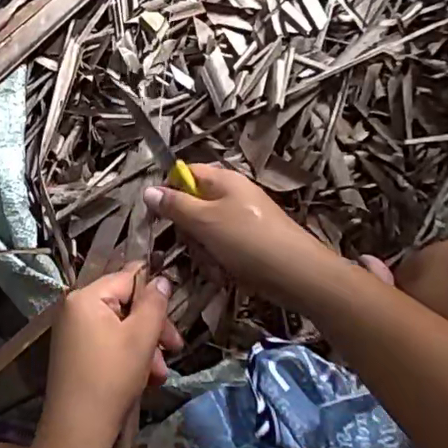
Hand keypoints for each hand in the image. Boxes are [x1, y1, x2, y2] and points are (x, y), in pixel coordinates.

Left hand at [42, 263, 182, 446]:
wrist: (78, 429)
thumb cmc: (111, 377)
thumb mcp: (140, 338)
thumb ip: (154, 304)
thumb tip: (161, 280)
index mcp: (85, 297)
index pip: (127, 278)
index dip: (153, 292)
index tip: (174, 313)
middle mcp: (74, 308)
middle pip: (124, 304)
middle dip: (152, 327)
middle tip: (173, 348)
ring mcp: (73, 332)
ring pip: (120, 327)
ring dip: (144, 347)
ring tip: (158, 374)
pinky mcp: (76, 353)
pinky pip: (109, 343)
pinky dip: (128, 357)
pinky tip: (144, 379)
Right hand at [144, 164, 358, 308]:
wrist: (298, 275)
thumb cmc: (248, 241)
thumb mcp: (204, 221)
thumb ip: (175, 205)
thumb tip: (148, 190)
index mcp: (223, 180)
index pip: (184, 172)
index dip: (168, 190)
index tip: (159, 214)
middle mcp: (232, 195)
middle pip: (193, 204)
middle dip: (187, 228)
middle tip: (193, 243)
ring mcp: (242, 219)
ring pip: (205, 230)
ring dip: (203, 250)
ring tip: (213, 263)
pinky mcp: (249, 242)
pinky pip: (221, 247)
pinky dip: (219, 261)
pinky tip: (225, 273)